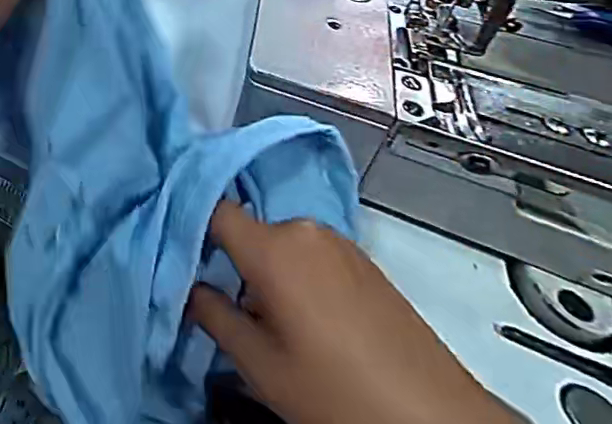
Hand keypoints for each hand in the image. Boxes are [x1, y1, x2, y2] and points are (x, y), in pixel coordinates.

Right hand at [188, 202, 513, 423]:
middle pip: (250, 230)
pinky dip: (298, 273)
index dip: (190, 223)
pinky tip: (311, 320)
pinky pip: (311, 252)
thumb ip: (214, 317)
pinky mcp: (363, 258)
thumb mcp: (262, 367)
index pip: (215, 209)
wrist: (435, 417)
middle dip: (234, 261)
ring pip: (281, 242)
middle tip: (232, 307)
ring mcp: (338, 241)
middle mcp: (304, 229)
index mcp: (273, 248)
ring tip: (276, 321)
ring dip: (268, 270)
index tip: (177, 247)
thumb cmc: (337, 392)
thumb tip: (188, 289)